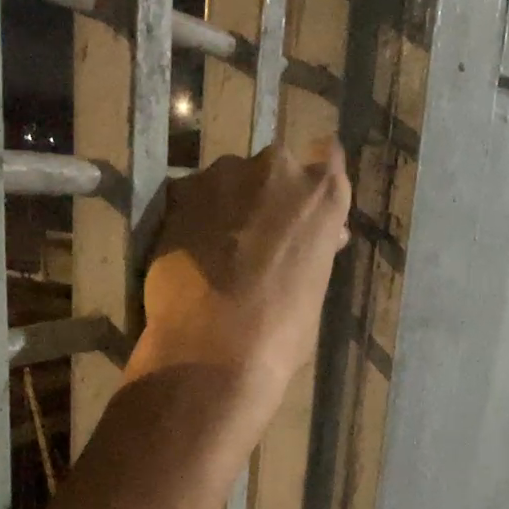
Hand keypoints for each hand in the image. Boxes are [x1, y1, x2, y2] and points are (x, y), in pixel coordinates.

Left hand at [127, 139, 350, 395]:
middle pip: (276, 169)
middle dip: (267, 195)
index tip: (303, 205)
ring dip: (227, 203)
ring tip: (216, 248)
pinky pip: (191, 196)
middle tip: (257, 237)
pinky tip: (189, 252)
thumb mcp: (314, 288)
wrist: (211, 350)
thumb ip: (313, 249)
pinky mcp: (179, 192)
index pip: (328, 157)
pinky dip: (192, 216)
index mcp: (323, 194)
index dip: (314, 181)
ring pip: (230, 180)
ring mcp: (224, 175)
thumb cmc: (280, 334)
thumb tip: (320, 239)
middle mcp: (278, 169)